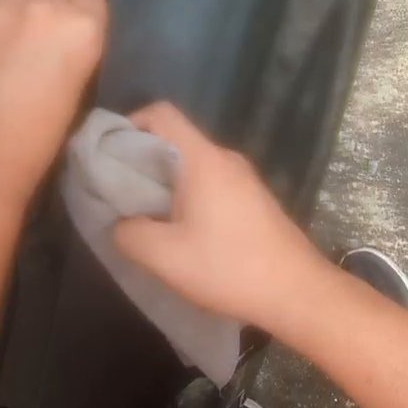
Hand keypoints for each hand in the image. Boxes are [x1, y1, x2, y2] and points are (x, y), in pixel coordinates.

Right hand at [112, 102, 336, 331]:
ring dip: (164, 183)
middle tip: (117, 192)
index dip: (129, 123)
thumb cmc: (229, 267)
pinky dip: (187, 197)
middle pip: (175, 140)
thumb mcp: (165, 257)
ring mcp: (244, 180)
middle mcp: (225, 159)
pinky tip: (180, 232)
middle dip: (141, 160)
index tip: (109, 154)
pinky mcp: (254, 201)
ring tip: (144, 217)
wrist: (298, 293)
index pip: (162, 114)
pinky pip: (211, 184)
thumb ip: (129, 234)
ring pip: (192, 166)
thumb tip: (120, 224)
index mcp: (203, 159)